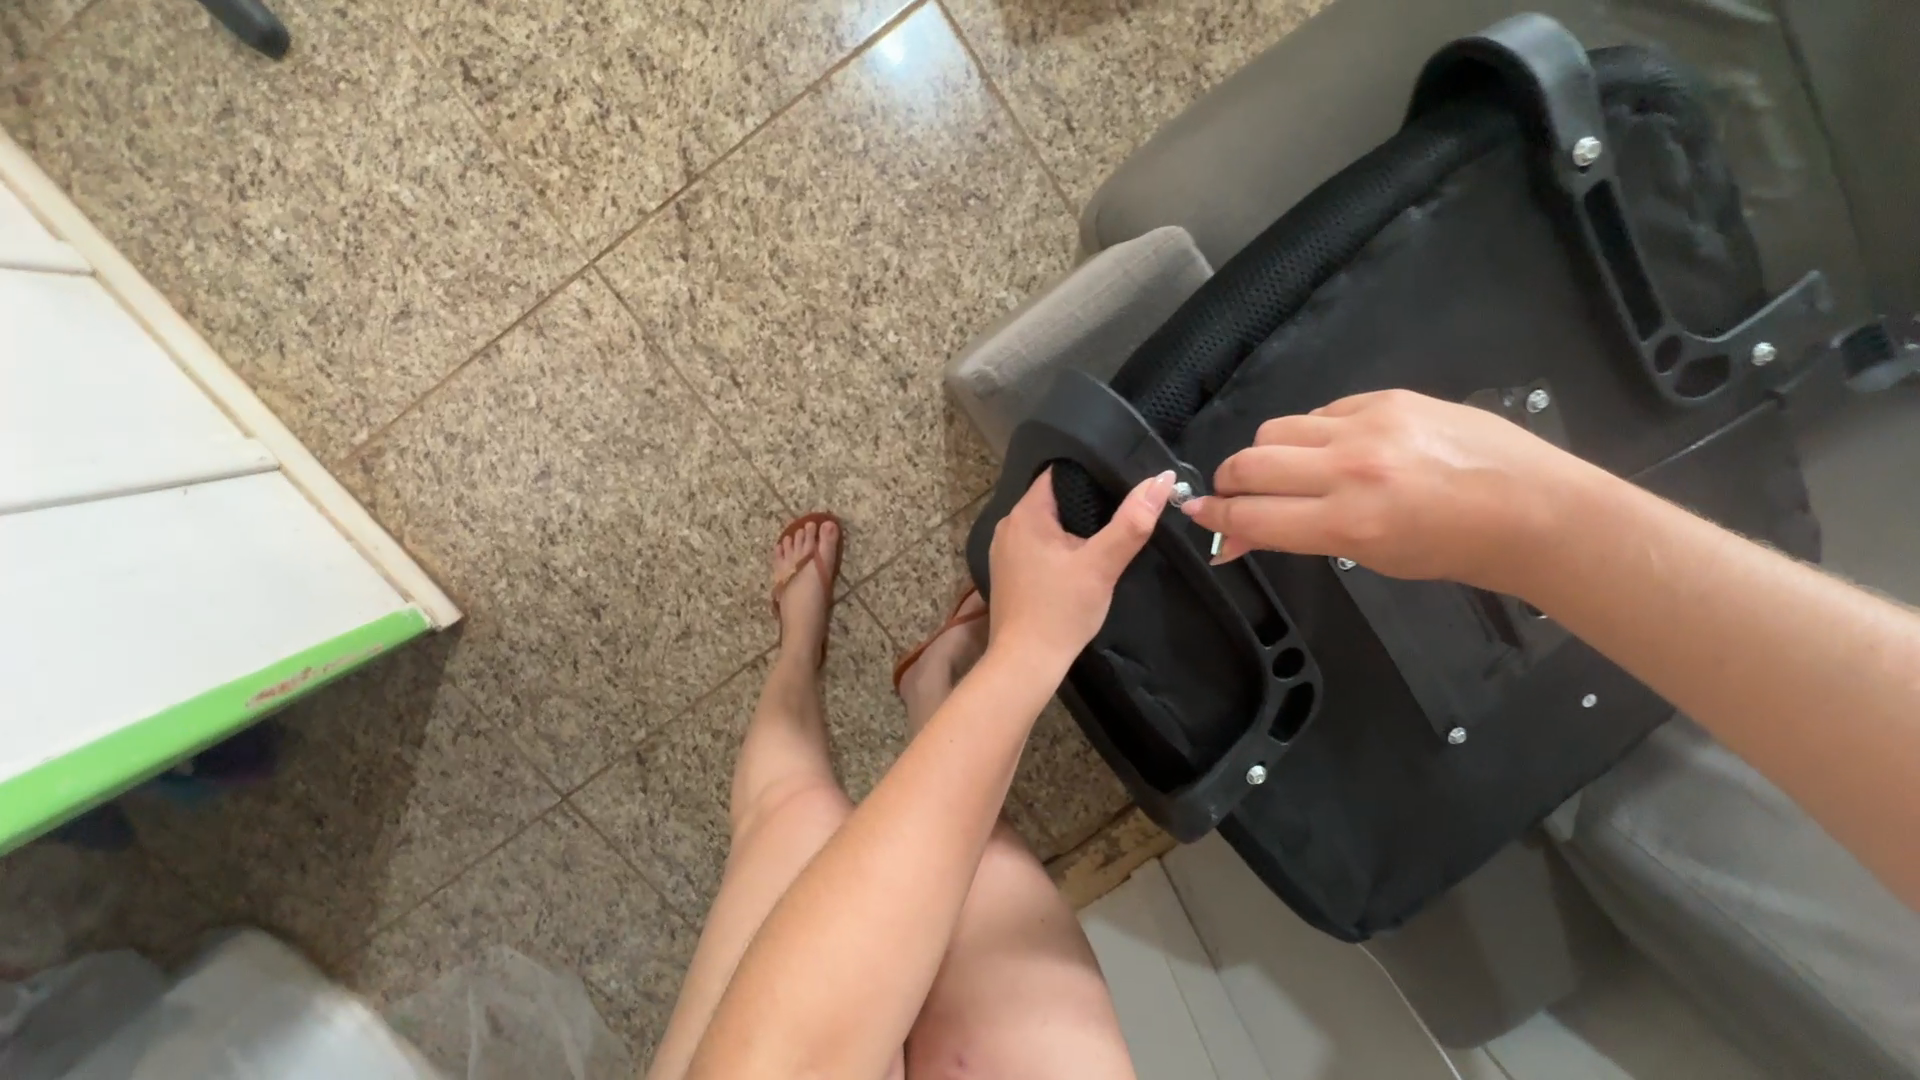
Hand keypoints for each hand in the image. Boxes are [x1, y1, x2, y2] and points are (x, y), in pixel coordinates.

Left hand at [988, 468, 1176, 665]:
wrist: (1026, 662)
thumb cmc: (1062, 611)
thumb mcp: (1102, 565)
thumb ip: (1132, 522)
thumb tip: (1161, 479)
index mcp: (1025, 514)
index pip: (1058, 474)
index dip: (1091, 474)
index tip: (1120, 481)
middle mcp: (1008, 525)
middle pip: (1053, 498)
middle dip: (1086, 502)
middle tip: (1122, 509)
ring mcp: (1004, 550)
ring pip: (1046, 524)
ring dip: (1073, 527)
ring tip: (1106, 533)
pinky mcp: (1008, 572)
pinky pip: (1037, 545)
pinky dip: (1058, 547)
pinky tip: (1080, 560)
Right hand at [1180, 389, 1609, 595]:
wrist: (1533, 509)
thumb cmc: (1449, 550)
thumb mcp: (1366, 556)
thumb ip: (1296, 537)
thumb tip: (1237, 536)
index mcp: (1348, 522)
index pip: (1250, 516)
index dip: (1213, 518)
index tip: (1196, 515)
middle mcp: (1350, 469)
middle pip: (1247, 464)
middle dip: (1226, 483)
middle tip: (1231, 495)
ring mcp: (1369, 426)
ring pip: (1275, 431)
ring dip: (1266, 455)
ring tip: (1289, 471)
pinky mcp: (1387, 398)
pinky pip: (1320, 413)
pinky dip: (1312, 435)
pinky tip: (1336, 450)